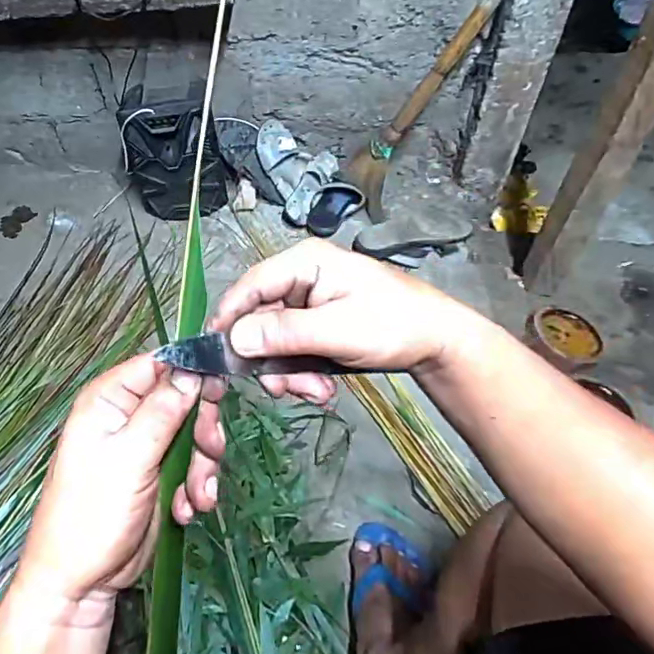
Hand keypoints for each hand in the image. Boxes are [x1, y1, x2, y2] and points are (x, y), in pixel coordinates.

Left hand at [15, 354, 225, 620]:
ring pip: (193, 433)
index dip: (192, 371)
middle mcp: (127, 415)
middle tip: (209, 449)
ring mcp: (144, 446)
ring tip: (197, 493)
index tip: (218, 389)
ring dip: (202, 464)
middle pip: (184, 397)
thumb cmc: (92, 515)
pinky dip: (195, 485)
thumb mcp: (130, 457)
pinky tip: (187, 509)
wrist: (80, 584)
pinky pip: (190, 464)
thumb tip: (193, 369)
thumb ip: (163, 410)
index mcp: (109, 399)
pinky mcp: (158, 474)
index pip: (159, 364)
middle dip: (202, 427)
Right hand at [209, 238, 489, 400]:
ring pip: (275, 338)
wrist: (437, 340)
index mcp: (305, 262)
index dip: (230, 317)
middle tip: (283, 390)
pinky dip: (301, 370)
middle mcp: (301, 276)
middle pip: (261, 317)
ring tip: (316, 391)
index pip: (251, 284)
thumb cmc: (393, 324)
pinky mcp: (317, 320)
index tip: (216, 351)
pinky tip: (322, 386)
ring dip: (288, 371)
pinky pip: (293, 345)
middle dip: (271, 358)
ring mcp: (309, 299)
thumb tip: (234, 338)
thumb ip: (284, 333)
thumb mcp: (337, 330)